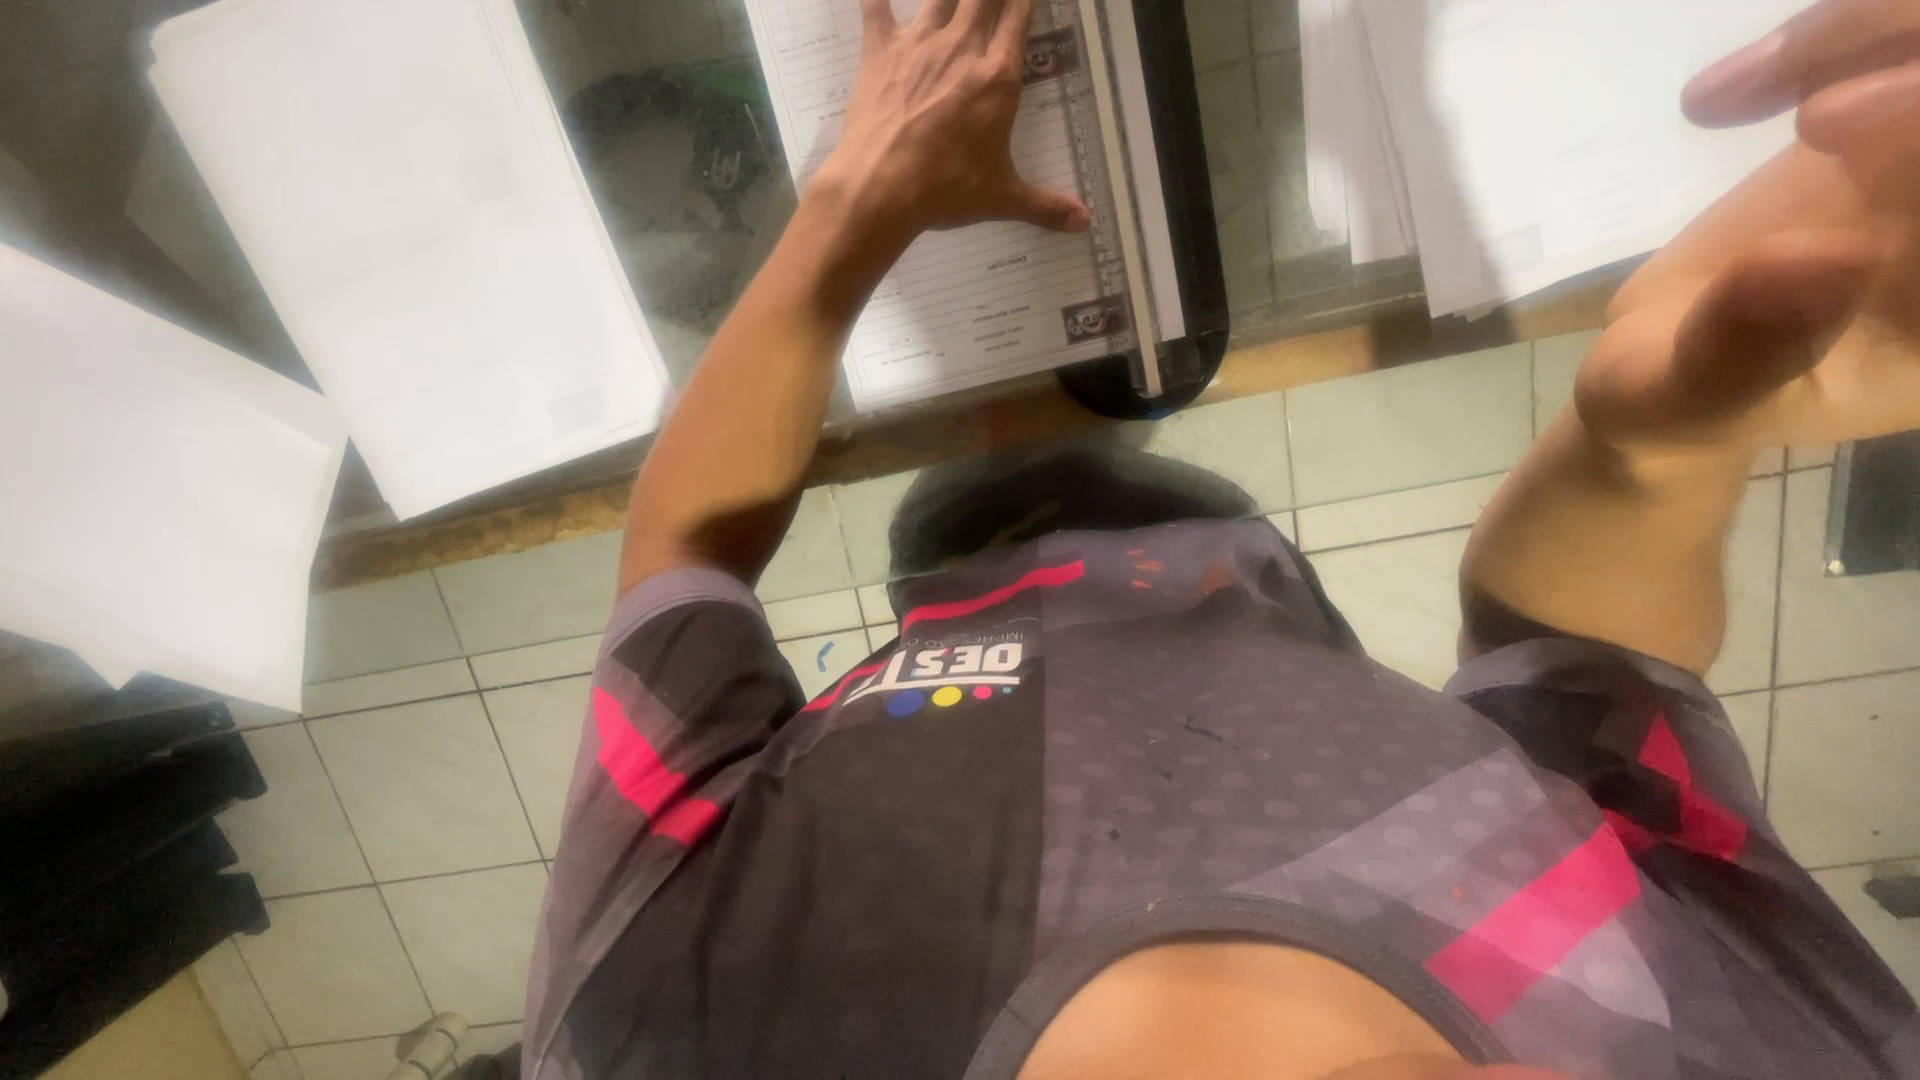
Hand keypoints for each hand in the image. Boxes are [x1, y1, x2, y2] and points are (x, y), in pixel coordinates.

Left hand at [809, 0, 1090, 249]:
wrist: (882, 187)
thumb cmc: (946, 190)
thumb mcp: (1001, 198)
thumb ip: (1045, 205)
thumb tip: (1085, 222)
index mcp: (997, 78)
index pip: (1019, 16)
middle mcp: (961, 48)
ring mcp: (918, 45)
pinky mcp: (878, 51)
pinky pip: (875, 4)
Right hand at [1572, 0, 1919, 462]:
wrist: (1662, 370)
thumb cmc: (1669, 403)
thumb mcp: (1677, 400)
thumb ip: (1736, 354)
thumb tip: (1818, 262)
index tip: (1818, 119)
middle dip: (1916, 46)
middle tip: (1797, 100)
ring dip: (1867, 30)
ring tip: (1739, 87)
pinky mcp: (1909, 121)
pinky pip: (1900, 39)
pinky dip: (1827, 38)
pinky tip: (1721, 97)